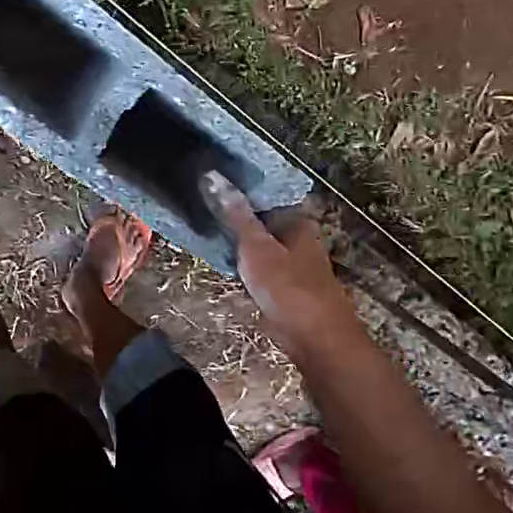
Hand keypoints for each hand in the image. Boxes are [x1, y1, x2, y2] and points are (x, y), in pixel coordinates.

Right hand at [201, 171, 362, 359]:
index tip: (207, 181)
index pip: (265, 193)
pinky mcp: (280, 286)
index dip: (237, 187)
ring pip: (256, 244)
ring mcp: (289, 263)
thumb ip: (234, 214)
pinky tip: (219, 259)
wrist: (313, 337)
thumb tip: (212, 175)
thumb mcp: (255, 245)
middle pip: (260, 219)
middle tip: (199, 205)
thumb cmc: (287, 286)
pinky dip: (240, 264)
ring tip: (203, 228)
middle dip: (233, 215)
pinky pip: (255, 267)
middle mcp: (296, 237)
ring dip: (235, 241)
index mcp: (297, 220)